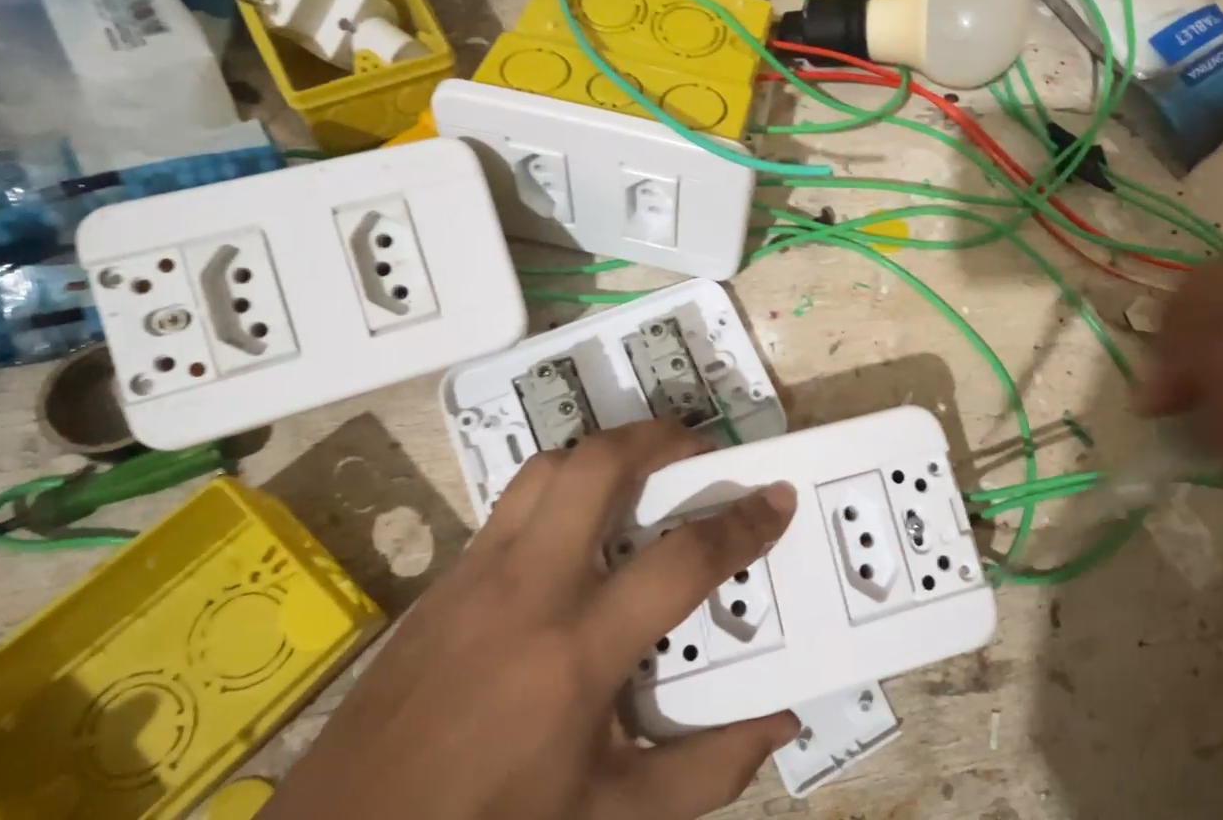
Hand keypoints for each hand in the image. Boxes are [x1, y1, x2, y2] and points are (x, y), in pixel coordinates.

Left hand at [261, 421, 799, 819]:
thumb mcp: (610, 816)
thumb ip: (706, 771)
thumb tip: (779, 722)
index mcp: (578, 651)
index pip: (680, 561)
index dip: (740, 523)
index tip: (776, 495)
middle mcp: (528, 589)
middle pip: (597, 468)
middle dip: (656, 439)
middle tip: (695, 447)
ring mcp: (477, 574)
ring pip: (545, 470)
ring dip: (601, 454)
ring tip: (638, 471)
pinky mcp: (443, 579)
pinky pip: (510, 506)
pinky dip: (556, 491)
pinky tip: (573, 534)